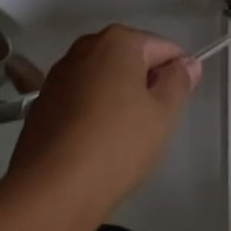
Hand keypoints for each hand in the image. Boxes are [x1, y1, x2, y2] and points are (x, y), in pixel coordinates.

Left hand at [4, 25, 201, 217]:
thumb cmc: (116, 144)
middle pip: (129, 59)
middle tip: (154, 122)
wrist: (51, 189)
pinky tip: (95, 145)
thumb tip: (187, 63)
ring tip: (124, 138)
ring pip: (102, 80)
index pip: (162, 48)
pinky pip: (79, 99)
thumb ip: (179, 82)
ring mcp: (59, 74)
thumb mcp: (162, 115)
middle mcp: (85, 47)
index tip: (181, 101)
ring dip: (117, 98)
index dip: (178, 72)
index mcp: (117, 41)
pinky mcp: (42, 103)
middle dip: (145, 84)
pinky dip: (92, 113)